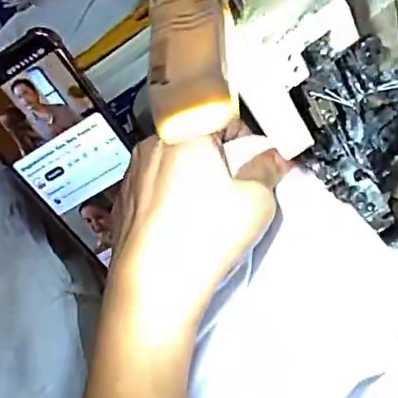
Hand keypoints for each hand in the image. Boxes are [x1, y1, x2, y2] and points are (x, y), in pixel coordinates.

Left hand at [107, 132, 286, 330]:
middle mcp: (154, 145)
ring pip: (175, 165)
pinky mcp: (125, 201)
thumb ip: (268, 171)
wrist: (154, 284)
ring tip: (211, 216)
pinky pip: (157, 190)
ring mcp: (135, 174)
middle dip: (220, 160)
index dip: (245, 135)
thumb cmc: (198, 241)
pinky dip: (174, 202)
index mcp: (186, 132)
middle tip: (237, 190)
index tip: (255, 157)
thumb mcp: (257, 202)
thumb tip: (272, 161)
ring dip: (195, 180)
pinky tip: (188, 228)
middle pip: (197, 138)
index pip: (222, 112)